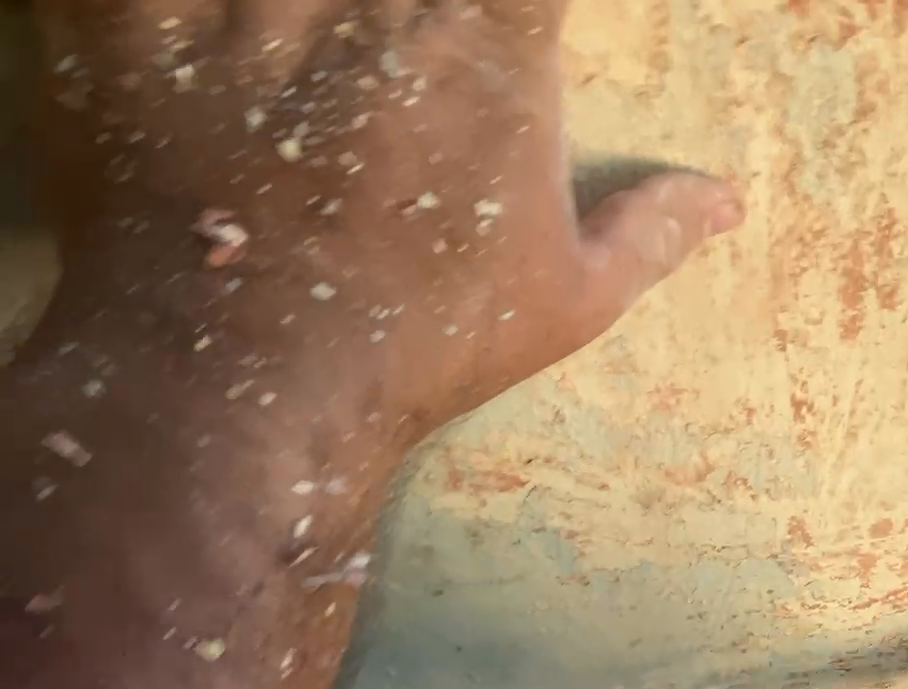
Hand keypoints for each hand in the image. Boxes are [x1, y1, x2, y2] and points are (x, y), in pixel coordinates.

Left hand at [30, 0, 740, 445]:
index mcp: (495, 57)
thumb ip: (655, 230)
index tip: (527, 35)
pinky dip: (193, 3)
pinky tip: (238, 30)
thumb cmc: (443, 337)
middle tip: (428, 54)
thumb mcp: (578, 297)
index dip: (529, 11)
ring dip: (336, 10)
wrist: (262, 376)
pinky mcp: (120, 8)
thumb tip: (730, 201)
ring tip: (346, 49)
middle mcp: (377, 3)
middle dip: (429, 15)